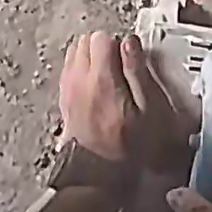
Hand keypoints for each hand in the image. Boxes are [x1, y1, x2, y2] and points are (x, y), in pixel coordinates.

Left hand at [57, 31, 180, 163]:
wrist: (100, 173)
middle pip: (85, 41)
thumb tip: (130, 42)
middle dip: (103, 48)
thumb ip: (137, 71)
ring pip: (74, 52)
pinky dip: (81, 70)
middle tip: (120, 68)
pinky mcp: (64, 98)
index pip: (101, 37)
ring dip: (91, 57)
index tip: (129, 62)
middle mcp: (78, 79)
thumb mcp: (148, 109)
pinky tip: (97, 87)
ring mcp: (68, 89)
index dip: (119, 45)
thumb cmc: (129, 144)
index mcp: (100, 78)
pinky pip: (69, 69)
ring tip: (109, 77)